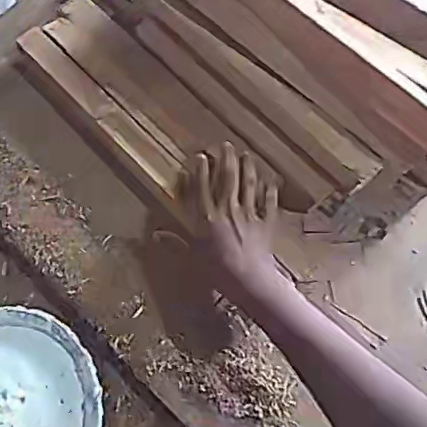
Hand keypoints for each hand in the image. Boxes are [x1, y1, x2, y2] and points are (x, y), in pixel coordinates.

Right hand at [187, 143, 288, 303]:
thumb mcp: (192, 258)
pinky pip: (268, 202)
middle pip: (228, 179)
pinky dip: (270, 190)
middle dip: (227, 160)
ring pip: (248, 185)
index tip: (201, 155)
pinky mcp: (266, 222)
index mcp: (207, 217)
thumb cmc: (217, 271)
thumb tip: (156, 234)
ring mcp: (249, 214)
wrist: (250, 280)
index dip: (202, 170)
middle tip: (226, 145)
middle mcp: (228, 210)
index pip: (203, 188)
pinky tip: (271, 180)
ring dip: (248, 168)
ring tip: (247, 155)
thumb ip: (175, 243)